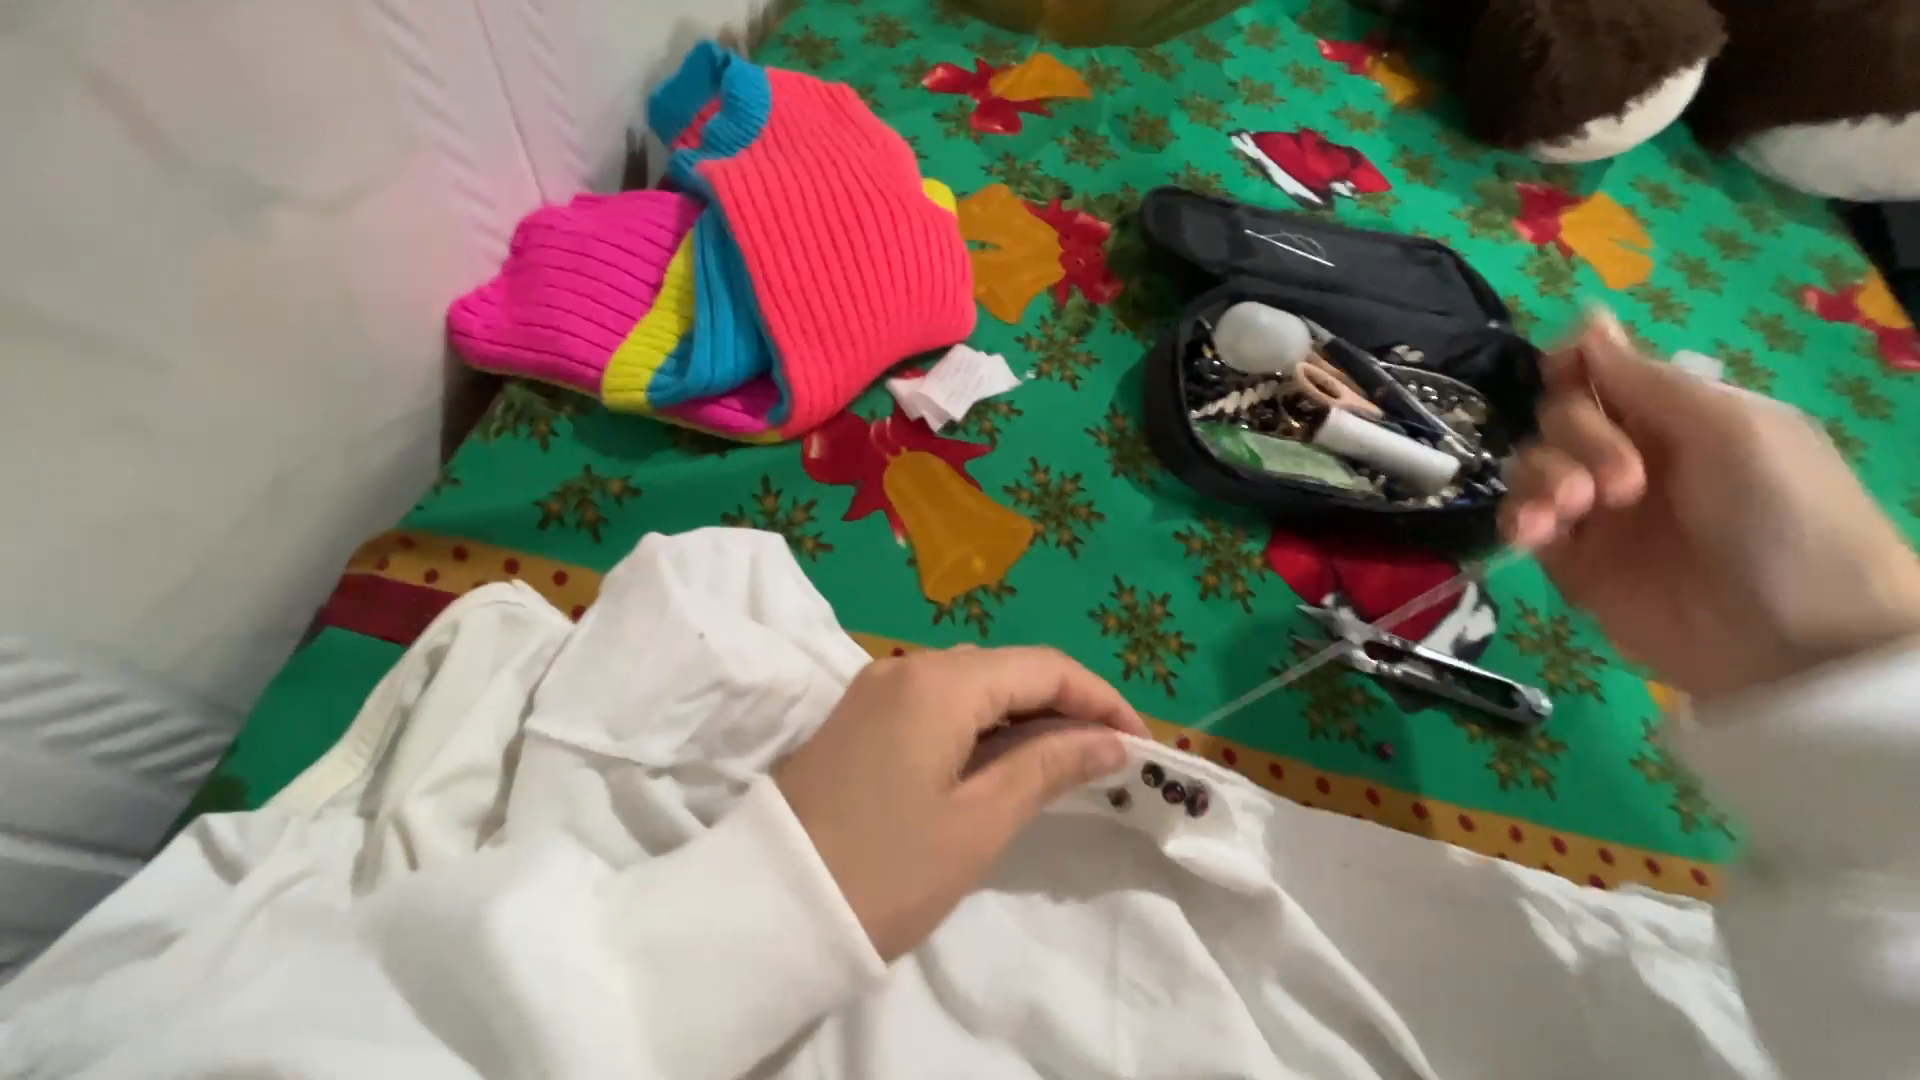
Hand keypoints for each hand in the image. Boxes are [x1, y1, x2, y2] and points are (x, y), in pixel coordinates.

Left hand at [775, 646, 1145, 960]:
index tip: (1138, 743)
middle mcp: (906, 667)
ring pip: (971, 684)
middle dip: (1063, 705)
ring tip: (1063, 762)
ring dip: (1022, 714)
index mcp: (939, 683)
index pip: (1043, 667)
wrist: (770, 906)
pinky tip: (1001, 759)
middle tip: (1106, 758)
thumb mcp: (979, 823)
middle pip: (1006, 668)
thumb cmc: (885, 870)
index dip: (1099, 699)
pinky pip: (936, 703)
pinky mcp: (860, 716)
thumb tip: (1108, 740)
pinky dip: (980, 724)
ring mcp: (876, 689)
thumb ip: (1048, 766)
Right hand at [1500, 312, 1919, 702]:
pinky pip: (1519, 520)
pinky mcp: (1567, 559)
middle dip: (1577, 439)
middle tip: (1621, 483)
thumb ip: (1644, 379)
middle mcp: (1630, 456)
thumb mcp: (1727, 428)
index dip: (1573, 368)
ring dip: (1542, 478)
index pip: (1601, 376)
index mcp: (1678, 418)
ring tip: (1574, 512)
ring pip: (1530, 466)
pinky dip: (1517, 517)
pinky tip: (1535, 531)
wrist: (1792, 636)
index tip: (1561, 371)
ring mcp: (1596, 511)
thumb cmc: (1782, 515)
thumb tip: (1585, 319)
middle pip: (1560, 418)